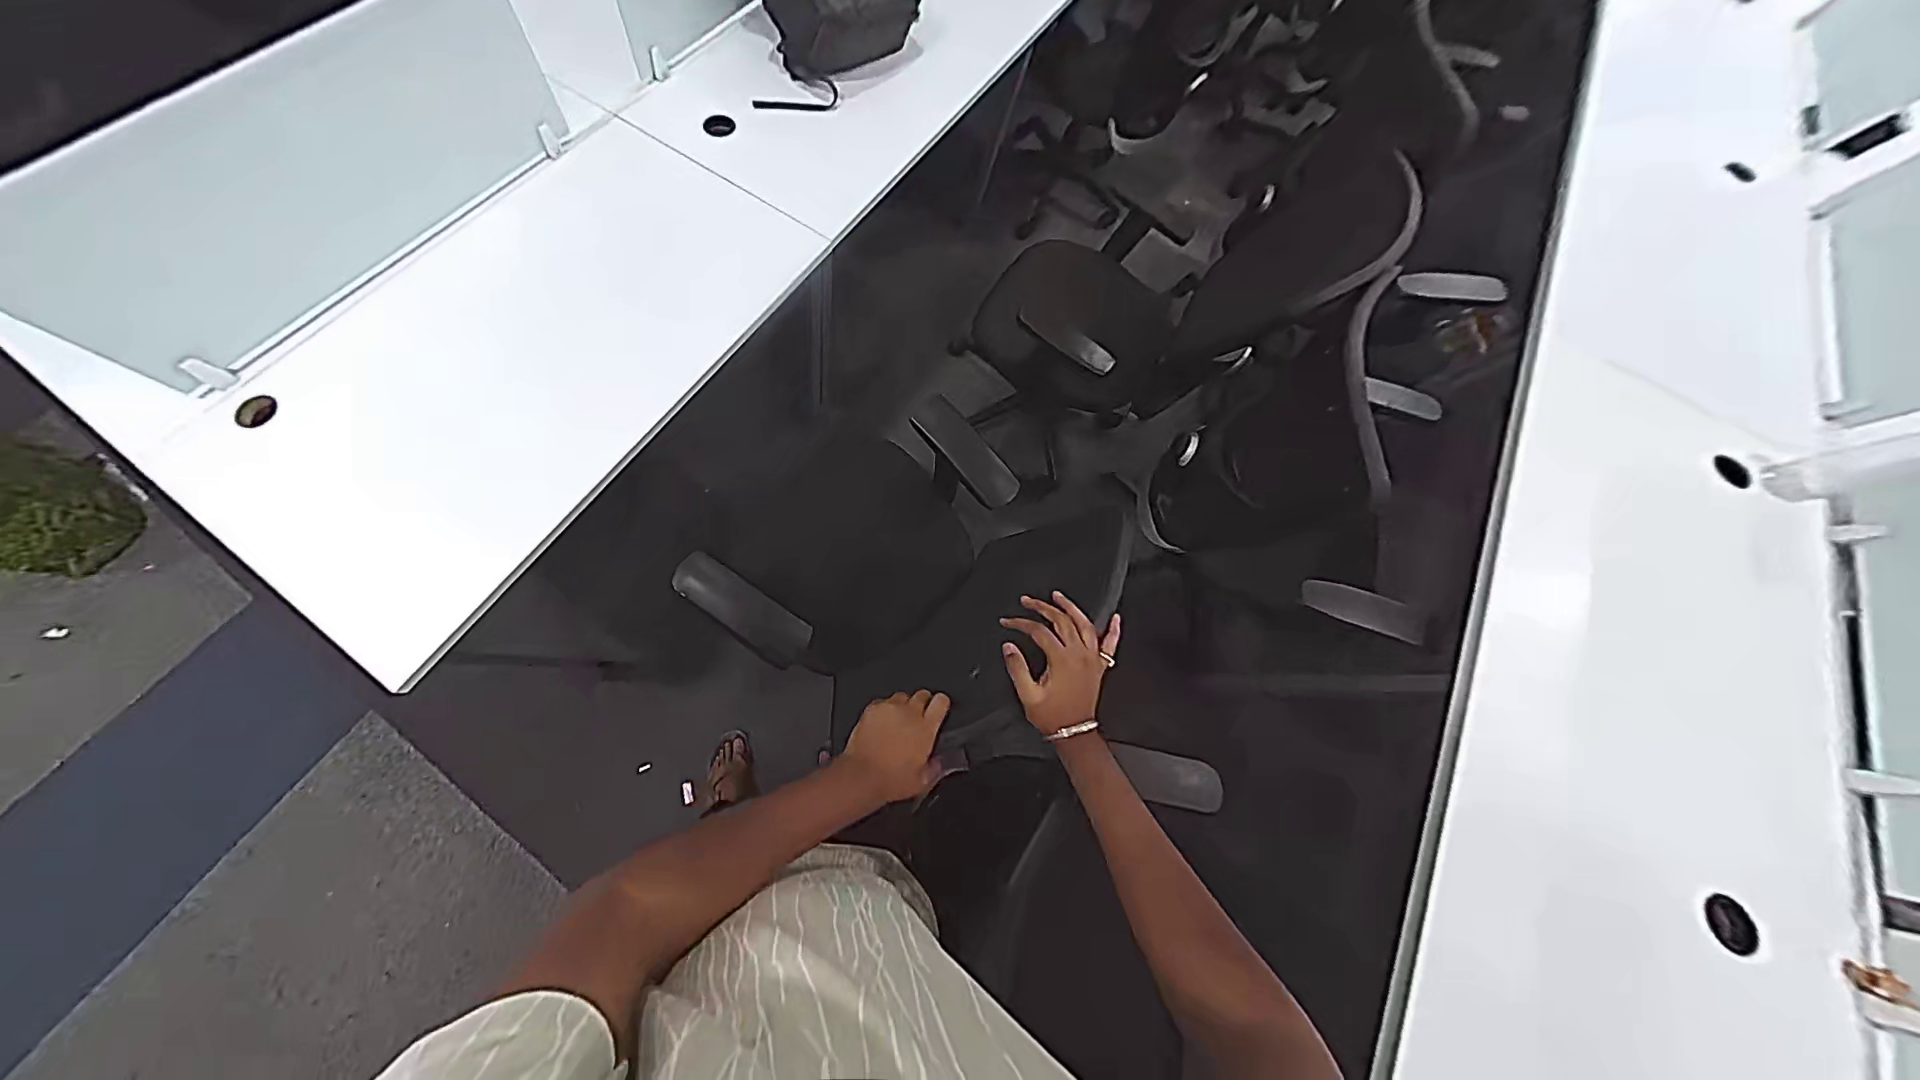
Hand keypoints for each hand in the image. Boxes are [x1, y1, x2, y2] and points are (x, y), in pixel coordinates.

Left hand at [839, 690, 950, 803]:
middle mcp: (909, 713)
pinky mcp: (871, 709)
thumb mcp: (921, 781)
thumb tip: (938, 763)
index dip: (940, 703)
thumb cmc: (890, 780)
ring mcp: (889, 709)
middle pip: (921, 694)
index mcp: (926, 728)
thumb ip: (934, 767)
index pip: (941, 701)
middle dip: (921, 704)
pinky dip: (883, 710)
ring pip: (901, 697)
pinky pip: (881, 702)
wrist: (862, 777)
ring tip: (896, 722)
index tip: (938, 708)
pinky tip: (880, 724)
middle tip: (915, 719)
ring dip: (901, 707)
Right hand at [1001, 591, 1120, 736]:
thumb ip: (1017, 667)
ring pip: (1085, 624)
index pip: (1039, 631)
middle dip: (1042, 607)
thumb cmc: (1052, 716)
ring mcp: (1092, 659)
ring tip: (1059, 597)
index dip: (1021, 623)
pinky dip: (1114, 630)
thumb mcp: (1028, 694)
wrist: (1074, 732)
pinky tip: (1115, 618)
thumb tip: (1009, 646)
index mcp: (1062, 660)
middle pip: (1061, 621)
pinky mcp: (1099, 666)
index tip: (1008, 622)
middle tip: (1028, 601)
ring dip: (1071, 608)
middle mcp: (1080, 655)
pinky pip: (1111, 644)